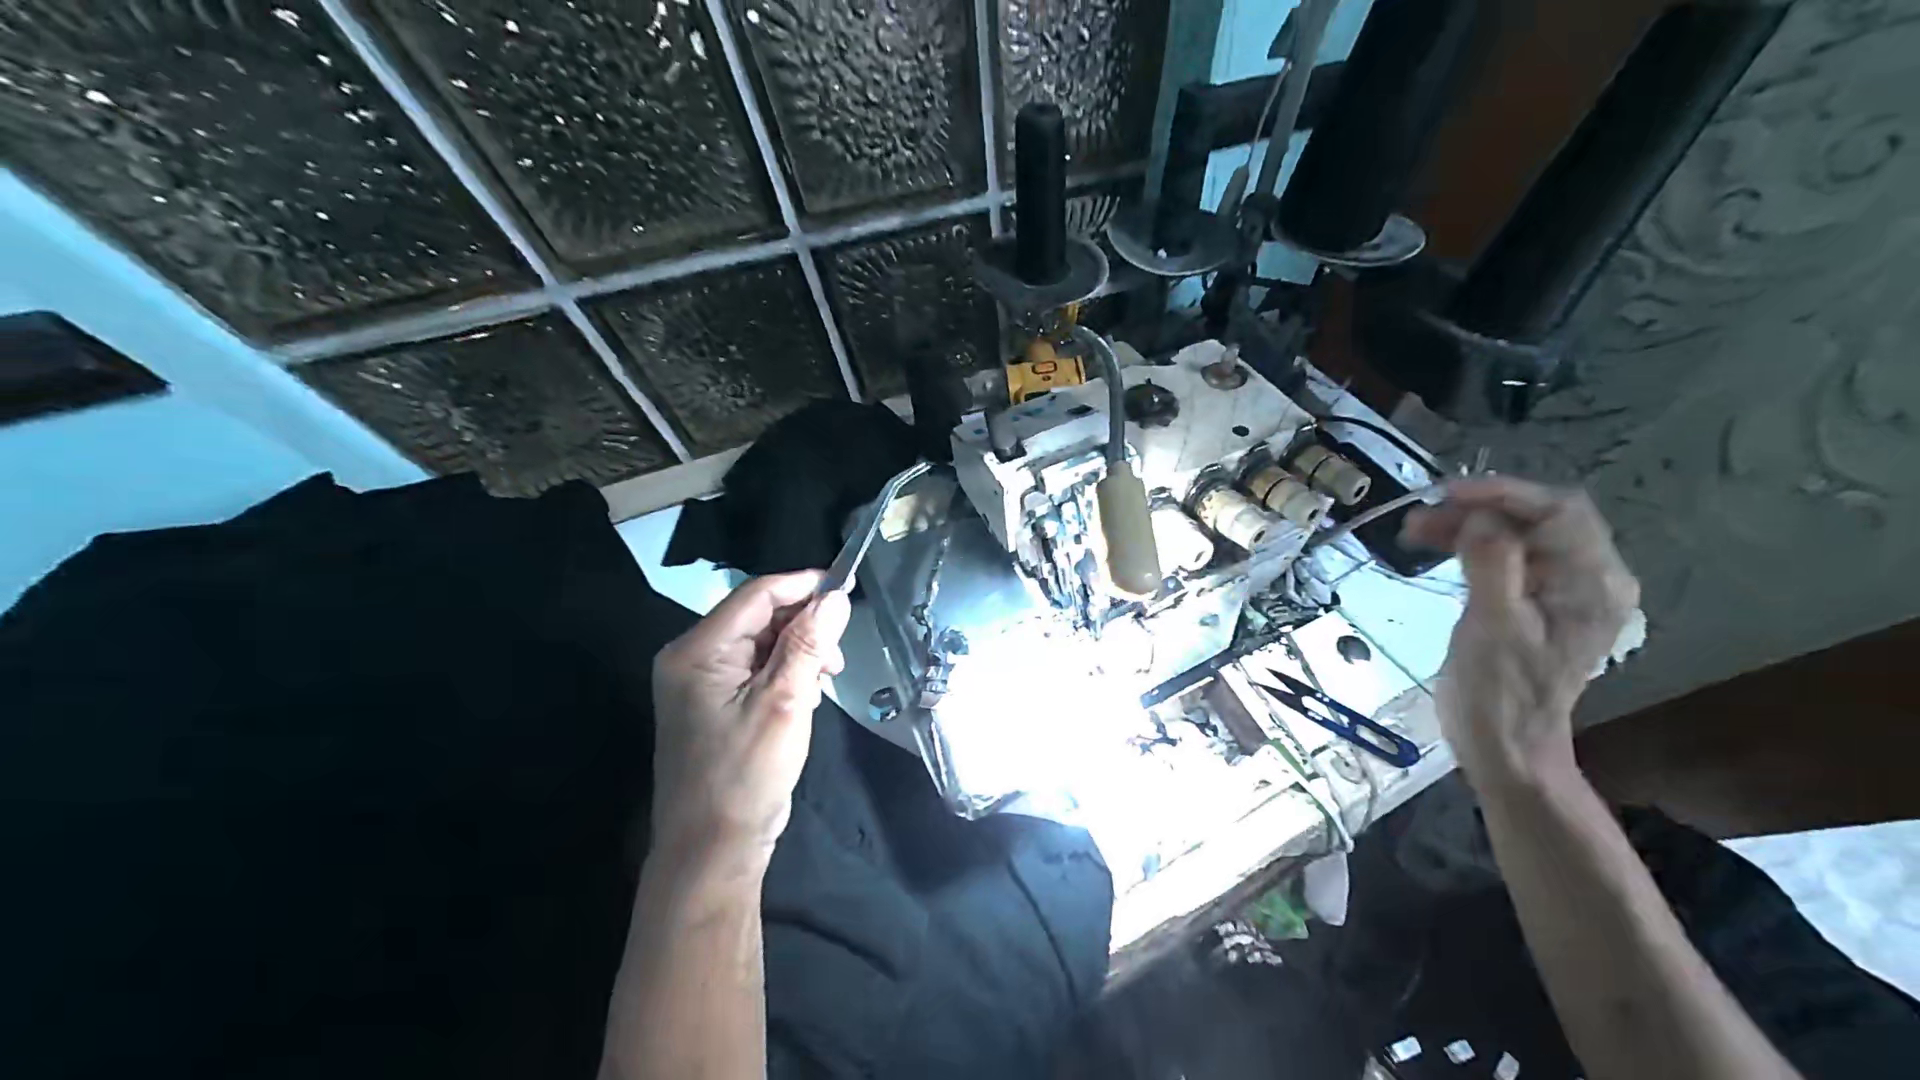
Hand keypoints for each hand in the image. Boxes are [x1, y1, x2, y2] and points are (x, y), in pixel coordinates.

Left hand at [650, 571, 851, 875]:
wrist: (711, 852)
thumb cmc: (745, 778)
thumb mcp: (784, 704)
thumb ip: (808, 645)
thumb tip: (835, 597)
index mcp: (696, 652)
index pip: (755, 595)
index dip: (802, 585)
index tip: (847, 589)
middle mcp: (691, 658)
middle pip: (757, 616)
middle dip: (803, 625)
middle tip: (838, 653)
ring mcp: (699, 683)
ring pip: (760, 642)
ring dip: (798, 651)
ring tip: (827, 678)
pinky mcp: (713, 703)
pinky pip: (754, 668)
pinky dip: (785, 672)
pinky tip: (806, 695)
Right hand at [1402, 478, 1638, 786]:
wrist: (1503, 745)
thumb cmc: (1500, 691)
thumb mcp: (1493, 626)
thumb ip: (1493, 564)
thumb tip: (1480, 516)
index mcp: (1594, 584)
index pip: (1558, 512)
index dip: (1502, 494)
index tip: (1443, 494)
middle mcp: (1591, 579)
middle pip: (1538, 520)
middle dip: (1478, 510)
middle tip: (1418, 518)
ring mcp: (1564, 591)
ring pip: (1518, 535)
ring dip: (1467, 526)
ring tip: (1416, 532)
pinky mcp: (1536, 602)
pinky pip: (1508, 557)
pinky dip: (1471, 546)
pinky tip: (1438, 549)